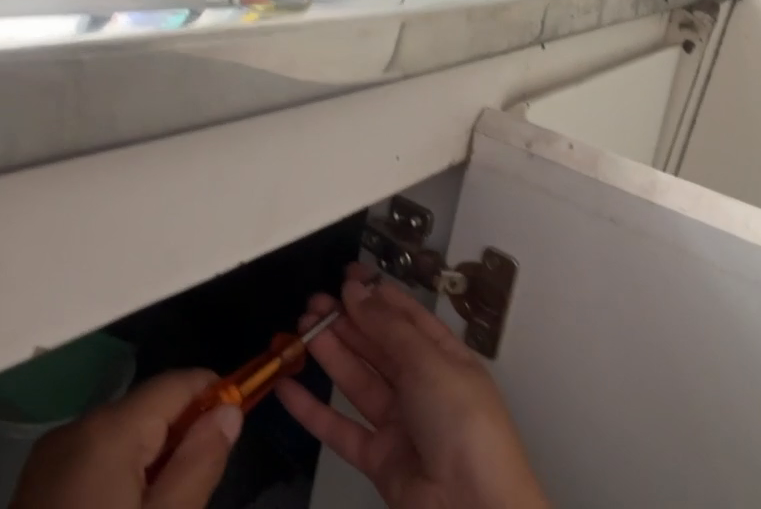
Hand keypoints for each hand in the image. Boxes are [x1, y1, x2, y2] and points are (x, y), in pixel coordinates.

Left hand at [10, 369, 241, 508]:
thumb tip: (227, 410)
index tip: (241, 421)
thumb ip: (199, 463)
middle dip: (183, 436)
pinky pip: (94, 461)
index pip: (175, 384)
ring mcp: (50, 457)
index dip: (214, 394)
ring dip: (154, 460)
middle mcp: (75, 428)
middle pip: (148, 410)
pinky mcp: (37, 485)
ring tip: (167, 508)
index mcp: (107, 430)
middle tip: (201, 489)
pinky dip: (122, 476)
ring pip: (122, 437)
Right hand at [275, 264, 548, 508]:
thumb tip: (356, 288)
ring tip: (298, 327)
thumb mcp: (429, 363)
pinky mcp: (378, 458)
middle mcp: (423, 386)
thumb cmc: (462, 423)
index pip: (408, 318)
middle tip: (312, 302)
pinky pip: (340, 428)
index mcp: (446, 359)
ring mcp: (400, 423)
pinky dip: (312, 409)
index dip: (377, 295)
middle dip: (346, 321)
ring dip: (328, 353)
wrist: (473, 508)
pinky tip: (286, 388)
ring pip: (357, 380)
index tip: (345, 275)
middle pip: (378, 346)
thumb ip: (387, 327)